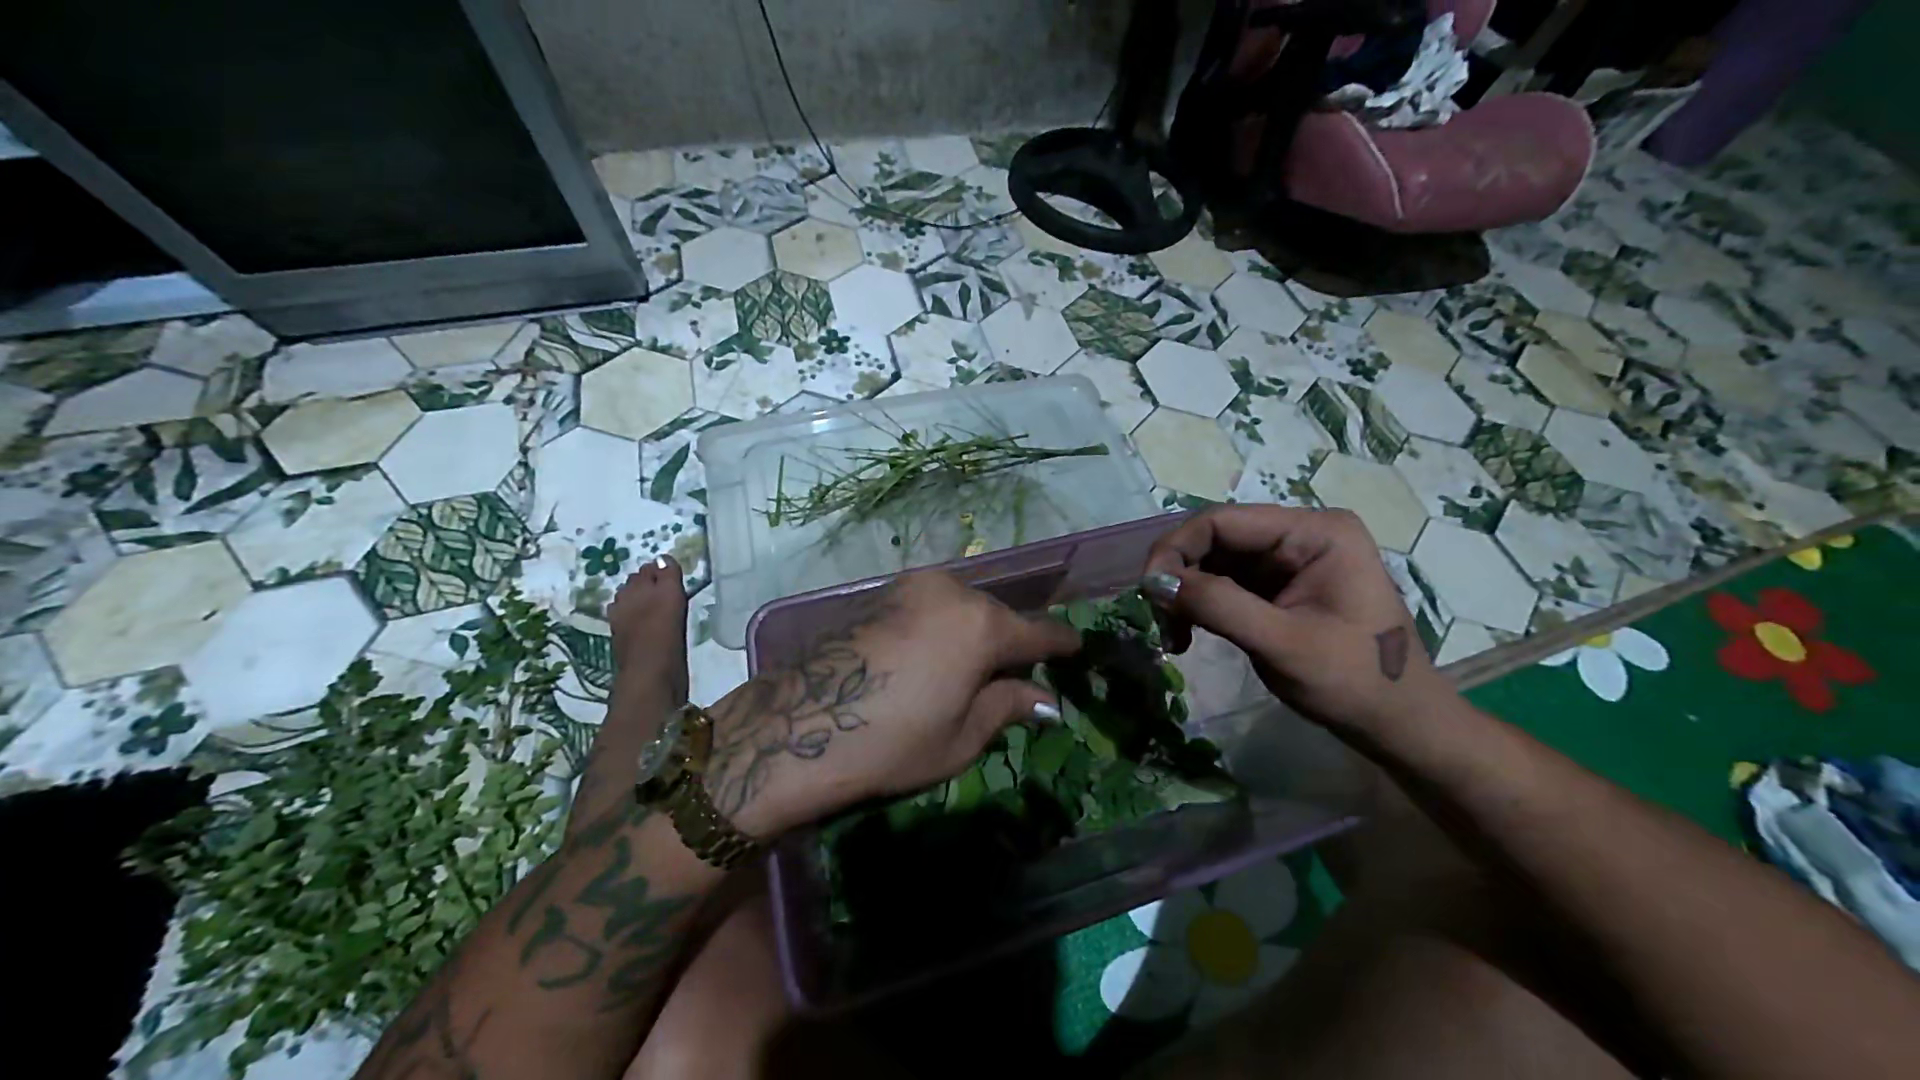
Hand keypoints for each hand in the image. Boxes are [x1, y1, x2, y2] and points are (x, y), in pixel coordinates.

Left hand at [702, 571, 1080, 836]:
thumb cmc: (892, 742)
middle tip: (1021, 676)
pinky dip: (944, 628)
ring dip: (975, 634)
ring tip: (974, 672)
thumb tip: (1046, 698)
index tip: (1077, 649)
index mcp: (982, 625)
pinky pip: (931, 606)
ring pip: (964, 608)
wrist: (799, 726)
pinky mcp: (882, 593)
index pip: (1039, 631)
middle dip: (1013, 643)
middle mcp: (952, 591)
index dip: (1062, 643)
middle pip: (999, 616)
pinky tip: (935, 659)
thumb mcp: (962, 736)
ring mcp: (913, 587)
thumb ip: (1009, 705)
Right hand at [1141, 505, 1452, 735]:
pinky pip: (1223, 583)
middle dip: (1179, 577)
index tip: (1148, 593)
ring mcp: (1288, 560)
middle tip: (1159, 621)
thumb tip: (1154, 583)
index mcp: (1315, 531)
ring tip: (1174, 637)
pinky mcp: (1277, 586)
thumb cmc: (1354, 682)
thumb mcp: (1283, 644)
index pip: (1221, 521)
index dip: (1175, 549)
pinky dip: (1199, 607)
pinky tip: (1187, 635)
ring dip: (1184, 596)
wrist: (1398, 723)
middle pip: (1214, 539)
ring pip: (1212, 562)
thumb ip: (1219, 606)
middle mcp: (1300, 534)